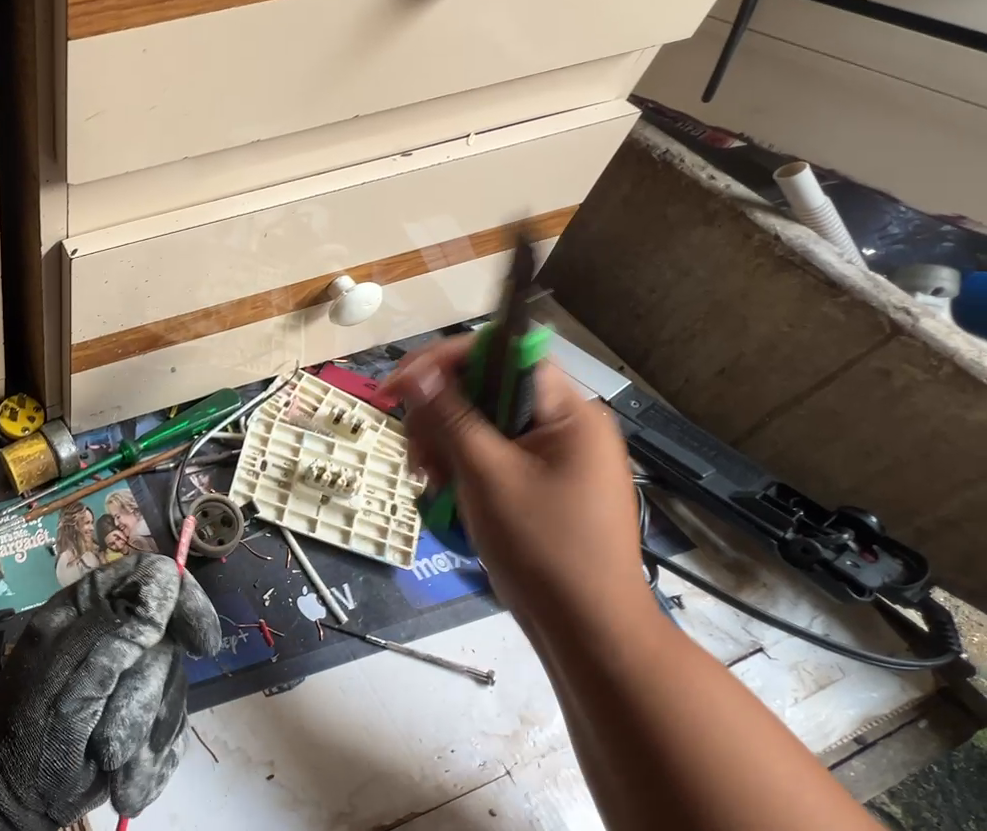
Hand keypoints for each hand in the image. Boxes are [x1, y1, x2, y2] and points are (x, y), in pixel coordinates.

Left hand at [0, 553, 221, 830]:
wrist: (16, 801)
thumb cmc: (28, 733)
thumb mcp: (65, 678)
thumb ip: (113, 628)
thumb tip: (164, 581)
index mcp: (85, 609)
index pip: (145, 575)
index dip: (180, 598)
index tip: (200, 641)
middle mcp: (111, 635)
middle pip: (165, 644)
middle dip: (143, 699)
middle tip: (108, 740)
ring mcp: (130, 677)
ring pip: (172, 690)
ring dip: (143, 738)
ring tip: (105, 762)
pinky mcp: (145, 718)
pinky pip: (172, 731)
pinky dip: (150, 762)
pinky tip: (122, 779)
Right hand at [383, 336, 652, 637]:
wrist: (589, 632)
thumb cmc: (545, 548)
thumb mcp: (487, 476)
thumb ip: (451, 417)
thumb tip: (416, 371)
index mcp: (568, 413)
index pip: (501, 354)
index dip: (444, 362)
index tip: (397, 388)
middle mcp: (564, 426)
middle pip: (484, 389)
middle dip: (438, 415)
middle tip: (415, 452)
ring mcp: (552, 457)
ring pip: (478, 424)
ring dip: (442, 445)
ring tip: (428, 481)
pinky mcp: (538, 484)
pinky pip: (487, 455)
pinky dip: (458, 468)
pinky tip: (443, 493)